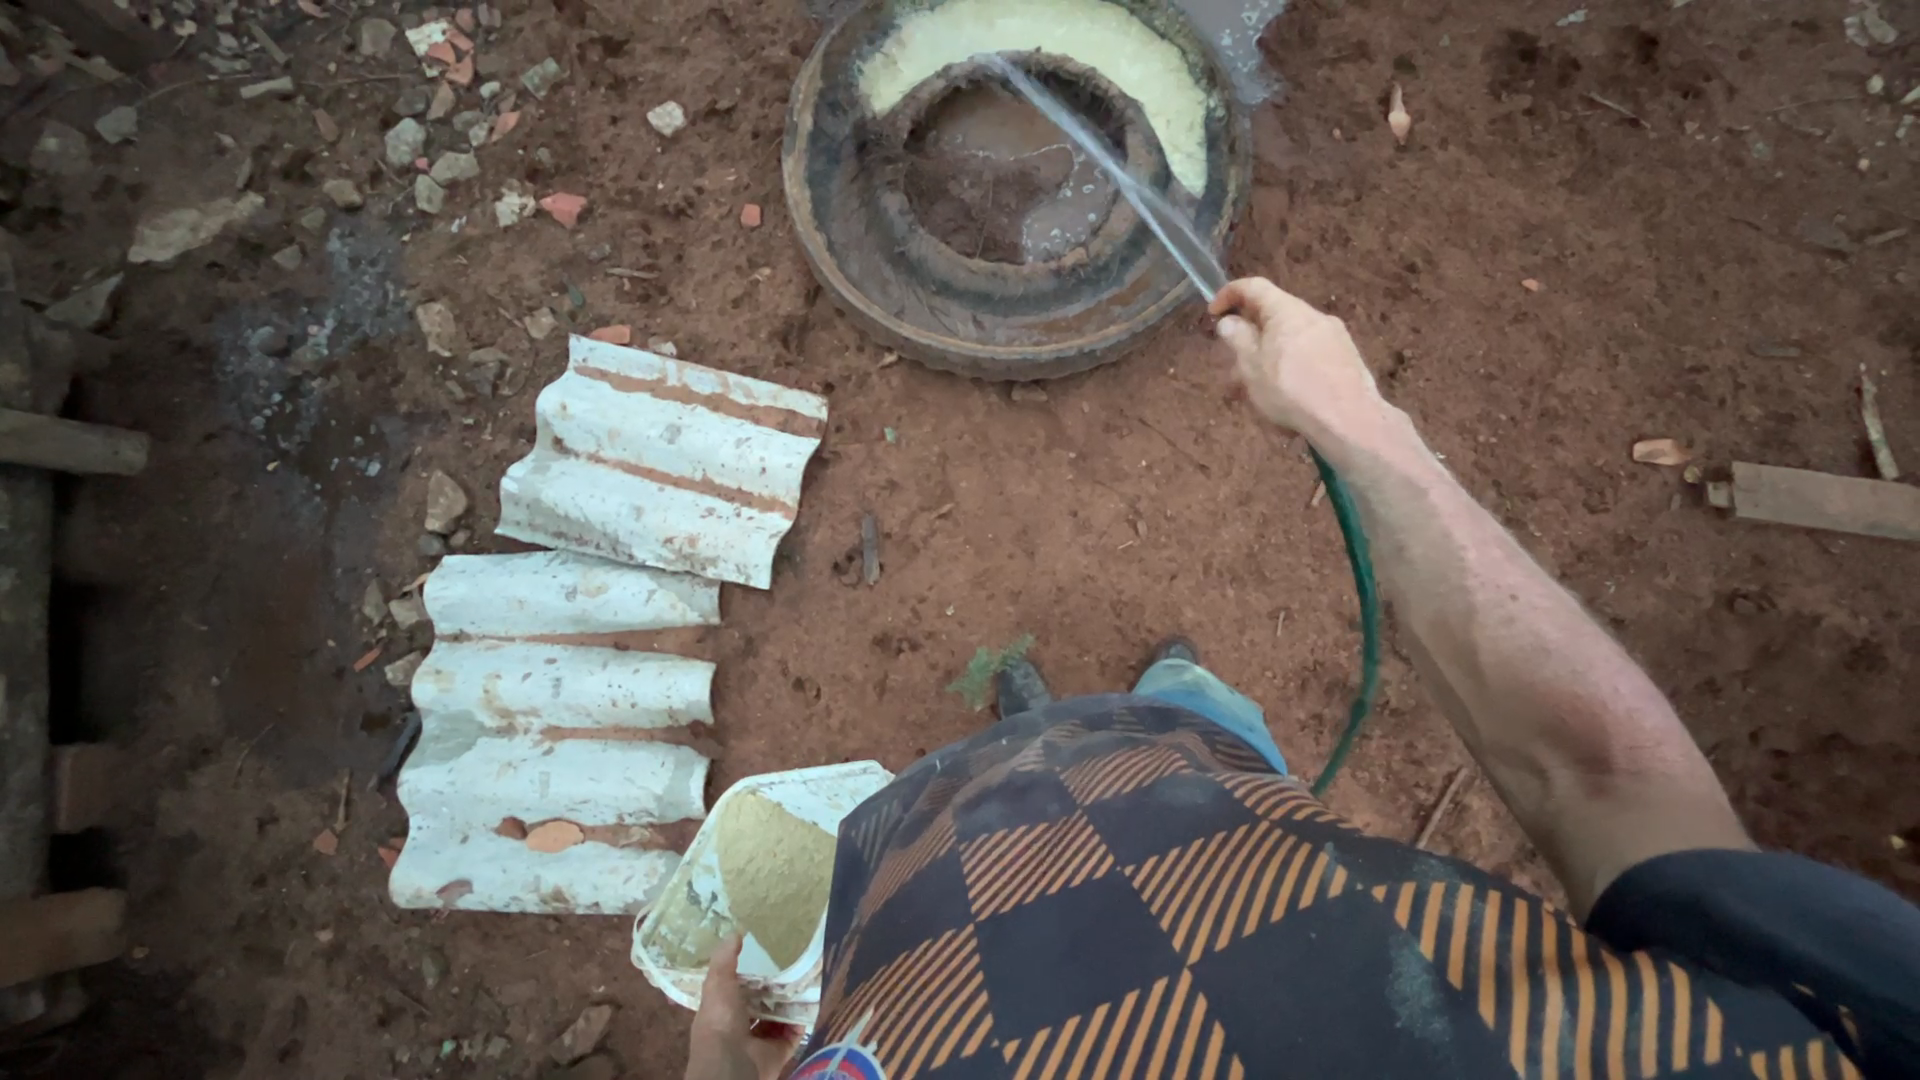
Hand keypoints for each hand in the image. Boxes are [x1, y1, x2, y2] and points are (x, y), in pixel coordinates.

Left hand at [685, 937, 802, 1079]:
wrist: (732, 1064)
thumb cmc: (721, 1021)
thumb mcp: (718, 983)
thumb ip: (725, 959)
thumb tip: (735, 932)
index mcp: (724, 1012)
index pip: (738, 992)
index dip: (750, 978)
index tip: (766, 959)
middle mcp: (741, 1027)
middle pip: (761, 1005)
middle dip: (775, 990)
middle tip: (794, 967)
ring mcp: (760, 1041)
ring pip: (778, 1019)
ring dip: (790, 1004)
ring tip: (806, 980)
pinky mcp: (778, 1052)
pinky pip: (793, 1034)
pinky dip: (801, 1021)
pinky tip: (811, 1001)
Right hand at [1210, 278, 1385, 440]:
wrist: (1347, 418)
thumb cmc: (1290, 390)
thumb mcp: (1252, 367)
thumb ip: (1238, 339)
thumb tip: (1229, 321)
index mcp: (1287, 311)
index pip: (1254, 287)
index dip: (1229, 293)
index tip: (1213, 313)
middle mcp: (1312, 315)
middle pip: (1274, 313)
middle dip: (1249, 332)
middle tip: (1232, 359)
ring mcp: (1333, 335)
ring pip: (1290, 336)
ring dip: (1268, 352)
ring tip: (1255, 385)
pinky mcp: (1344, 355)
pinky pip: (1307, 351)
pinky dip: (1289, 362)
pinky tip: (1285, 391)